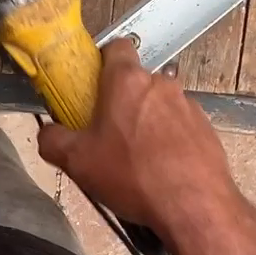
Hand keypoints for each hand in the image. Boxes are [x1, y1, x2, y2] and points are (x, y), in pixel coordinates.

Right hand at [37, 40, 245, 237]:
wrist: (195, 208)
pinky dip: (170, 141)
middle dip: (122, 101)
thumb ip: (53, 140)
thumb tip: (48, 134)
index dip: (103, 60)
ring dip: (147, 122)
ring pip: (159, 105)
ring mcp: (188, 105)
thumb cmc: (133, 175)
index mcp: (127, 81)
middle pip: (136, 81)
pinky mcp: (207, 129)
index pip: (116, 46)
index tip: (93, 84)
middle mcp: (160, 84)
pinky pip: (181, 127)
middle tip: (108, 133)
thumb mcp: (77, 162)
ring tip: (137, 159)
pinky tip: (162, 170)